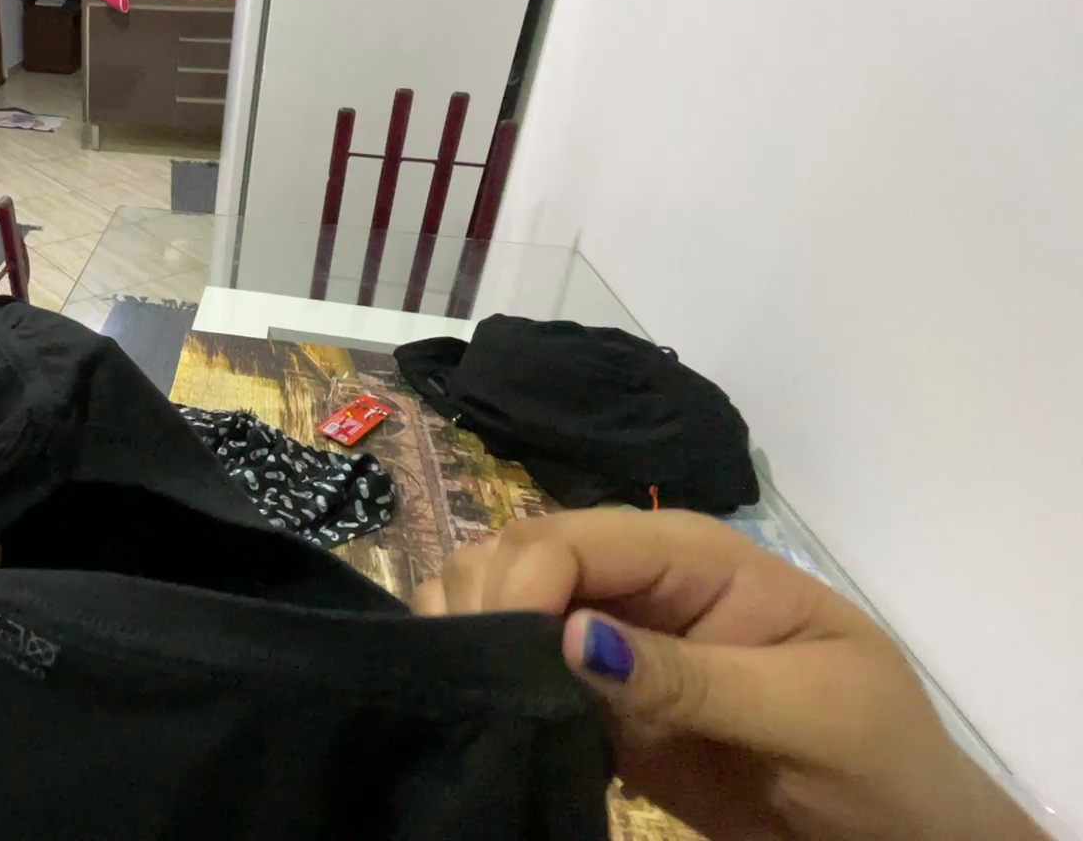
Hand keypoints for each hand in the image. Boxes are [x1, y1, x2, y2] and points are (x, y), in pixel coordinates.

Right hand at [414, 509, 1044, 840]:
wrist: (884, 833)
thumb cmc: (879, 766)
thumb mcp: (815, 716)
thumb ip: (696, 678)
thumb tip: (573, 638)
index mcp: (686, 552)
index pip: (571, 539)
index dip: (525, 585)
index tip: (509, 658)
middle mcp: (625, 568)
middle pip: (515, 549)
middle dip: (486, 603)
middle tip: (486, 679)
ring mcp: (594, 613)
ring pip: (489, 577)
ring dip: (468, 620)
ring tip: (479, 684)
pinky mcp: (571, 663)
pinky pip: (494, 630)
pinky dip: (466, 644)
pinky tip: (472, 680)